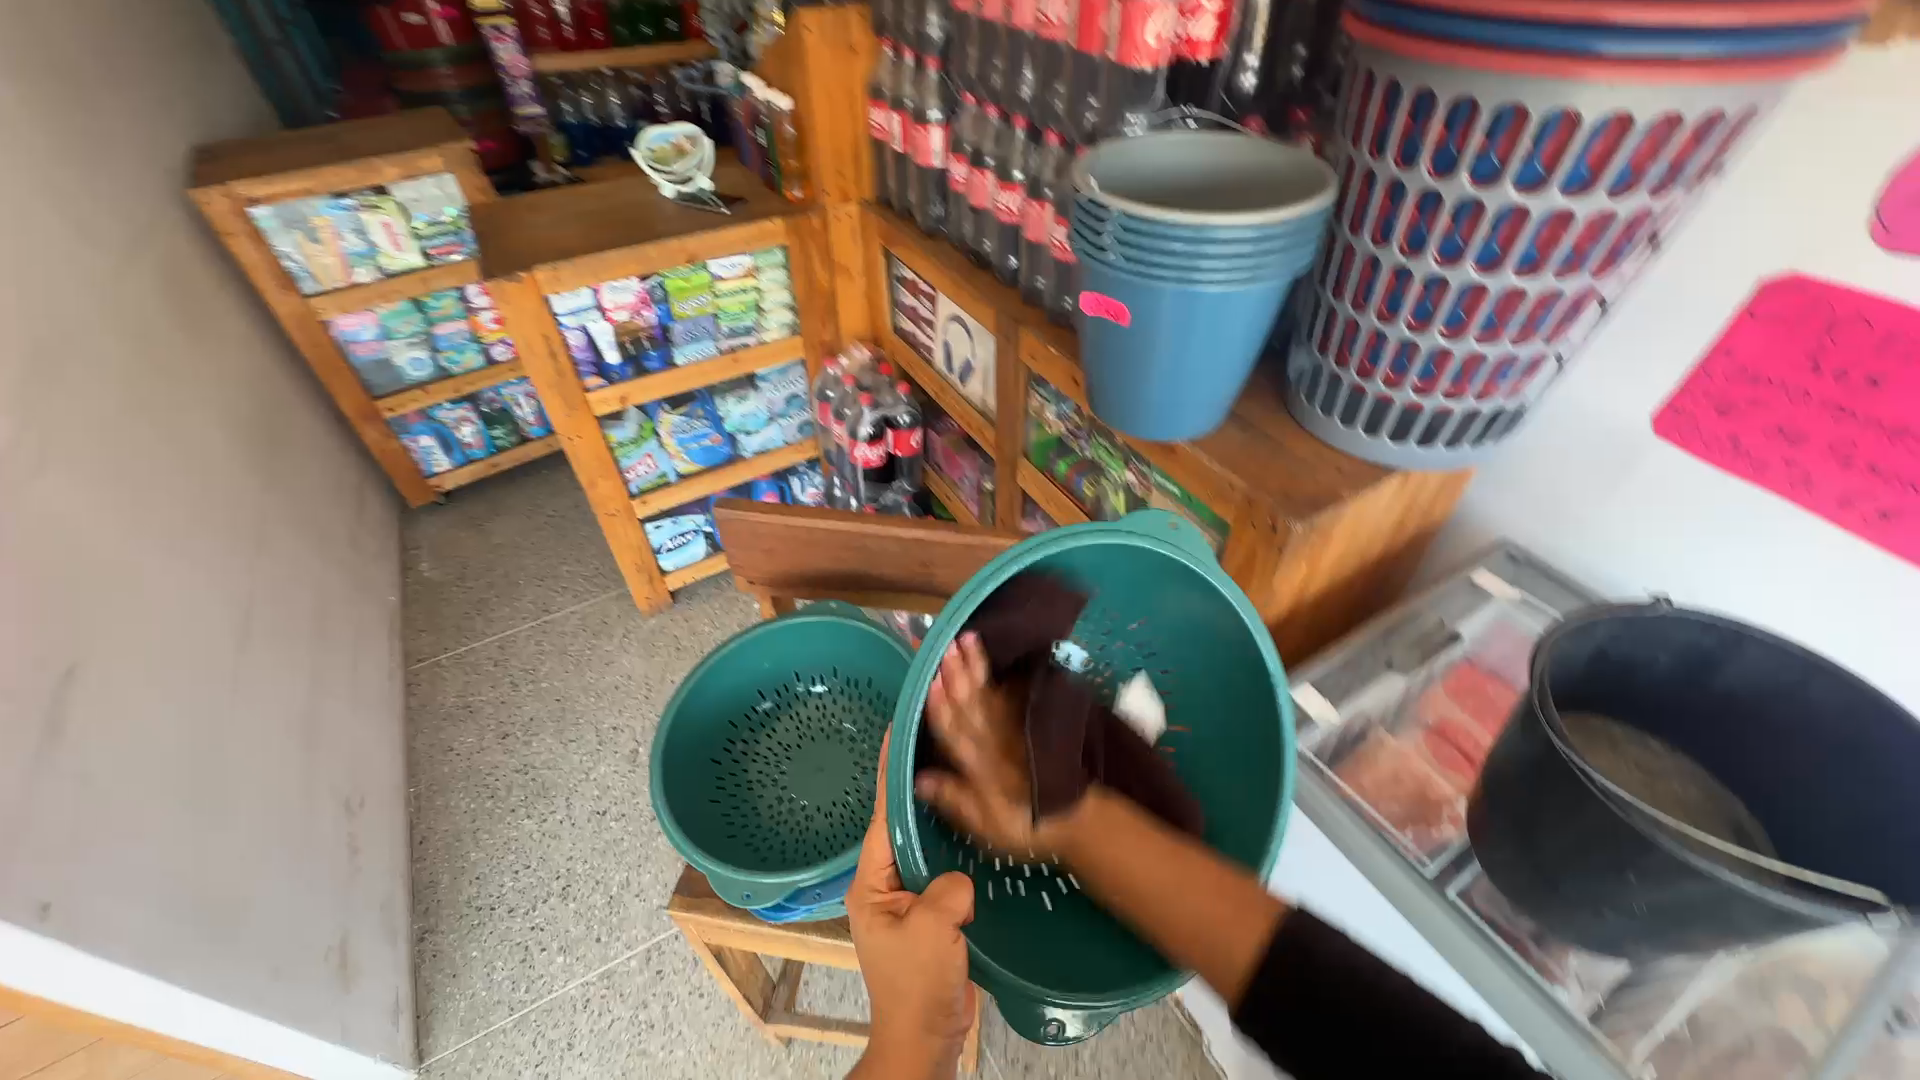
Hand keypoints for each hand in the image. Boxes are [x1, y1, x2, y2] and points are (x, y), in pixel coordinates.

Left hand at [848, 733, 976, 1079]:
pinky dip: (956, 848)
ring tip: (961, 774)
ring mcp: (908, 897)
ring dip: (940, 816)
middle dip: (918, 786)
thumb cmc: (917, 985)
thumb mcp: (932, 931)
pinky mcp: (931, 911)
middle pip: (902, 823)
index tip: (898, 731)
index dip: (891, 774)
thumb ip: (947, 890)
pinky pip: (942, 868)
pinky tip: (977, 828)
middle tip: (940, 743)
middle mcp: (886, 882)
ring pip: (924, 844)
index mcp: (873, 882)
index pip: (883, 816)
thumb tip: (960, 878)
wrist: (926, 1036)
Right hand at [914, 632, 1082, 858]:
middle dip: (958, 674)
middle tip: (948, 645)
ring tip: (968, 640)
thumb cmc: (1023, 826)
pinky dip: (998, 676)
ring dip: (976, 666)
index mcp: (977, 766)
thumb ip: (954, 799)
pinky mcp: (1023, 726)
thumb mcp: (985, 824)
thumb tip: (918, 778)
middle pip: (970, 704)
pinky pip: (1007, 696)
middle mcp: (990, 742)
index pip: (953, 732)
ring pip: (987, 694)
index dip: (941, 708)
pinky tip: (990, 659)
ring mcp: (1009, 731)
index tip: (932, 681)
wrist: (1075, 819)